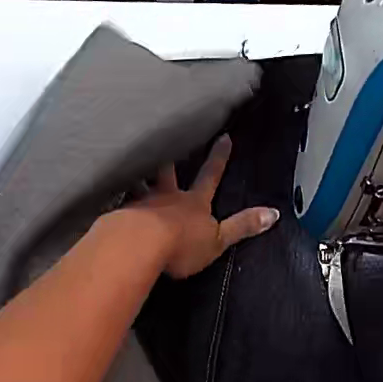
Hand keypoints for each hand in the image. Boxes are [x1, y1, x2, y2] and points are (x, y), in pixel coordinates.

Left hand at [124, 135, 278, 278]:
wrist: (139, 245)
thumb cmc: (181, 243)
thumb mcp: (219, 239)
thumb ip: (243, 226)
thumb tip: (273, 214)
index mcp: (194, 202)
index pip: (210, 175)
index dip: (218, 158)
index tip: (223, 137)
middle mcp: (167, 197)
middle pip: (170, 171)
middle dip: (172, 156)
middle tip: (166, 136)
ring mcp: (141, 204)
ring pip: (141, 182)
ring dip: (138, 173)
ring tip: (131, 163)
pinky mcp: (118, 216)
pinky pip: (118, 202)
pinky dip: (115, 197)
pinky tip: (110, 198)